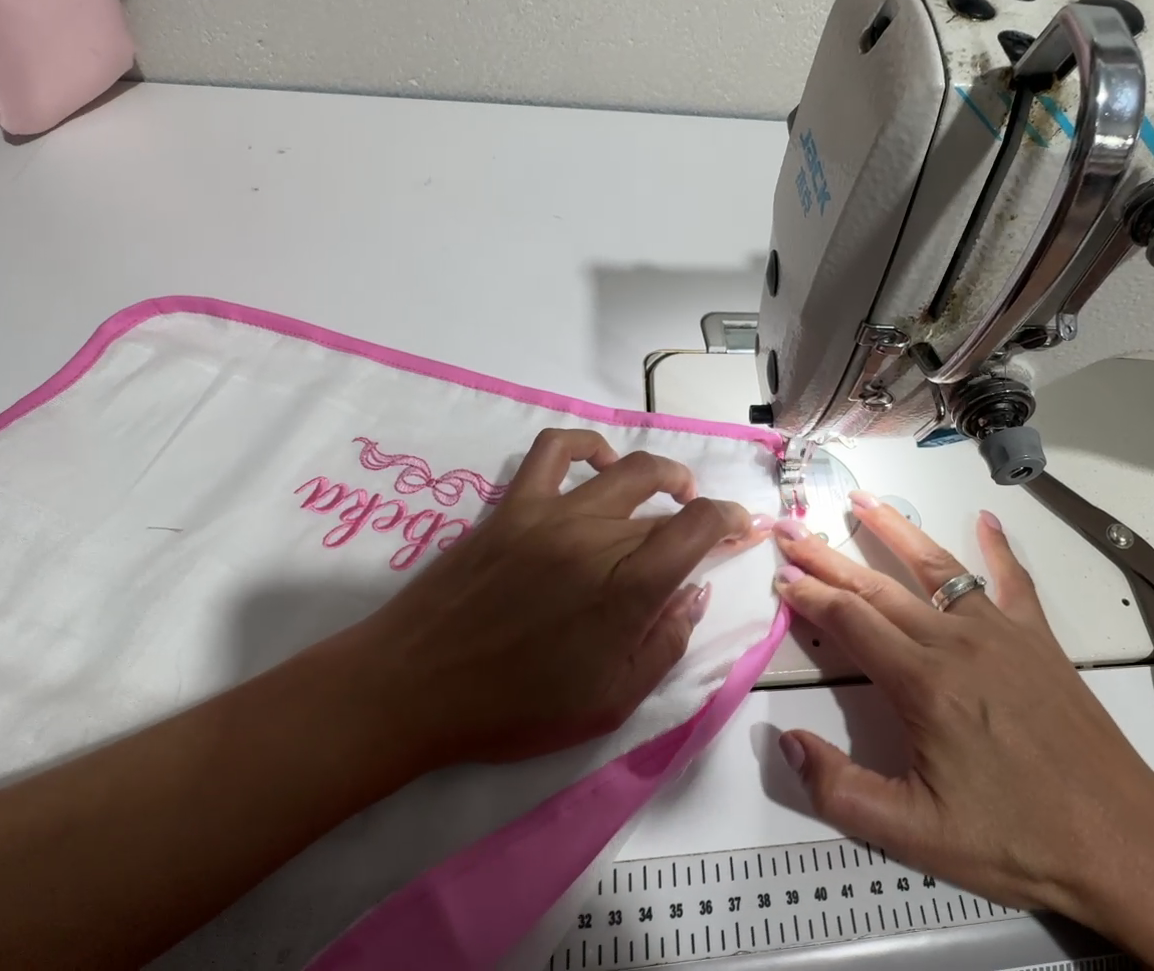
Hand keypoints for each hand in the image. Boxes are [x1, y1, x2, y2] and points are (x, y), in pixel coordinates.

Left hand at [355, 429, 769, 767]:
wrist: (412, 688)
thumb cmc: (516, 709)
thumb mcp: (611, 702)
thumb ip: (665, 644)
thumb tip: (694, 593)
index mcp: (628, 590)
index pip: (700, 528)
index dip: (731, 521)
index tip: (741, 529)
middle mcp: (598, 538)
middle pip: (668, 508)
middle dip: (700, 515)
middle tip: (706, 532)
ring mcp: (552, 514)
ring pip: (627, 470)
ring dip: (664, 474)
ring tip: (672, 490)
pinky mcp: (511, 505)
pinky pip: (555, 450)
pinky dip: (588, 444)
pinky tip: (601, 463)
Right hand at [772, 492, 1153, 969]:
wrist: (1122, 841)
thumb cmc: (1015, 840)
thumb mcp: (913, 833)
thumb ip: (838, 787)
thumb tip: (783, 741)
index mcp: (922, 684)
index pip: (850, 621)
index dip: (809, 594)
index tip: (780, 574)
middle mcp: (957, 643)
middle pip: (880, 588)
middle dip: (829, 556)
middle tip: (793, 528)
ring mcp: (1003, 634)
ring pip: (938, 568)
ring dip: (896, 531)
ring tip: (864, 501)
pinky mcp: (1040, 641)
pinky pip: (1014, 582)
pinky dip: (998, 548)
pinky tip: (986, 519)